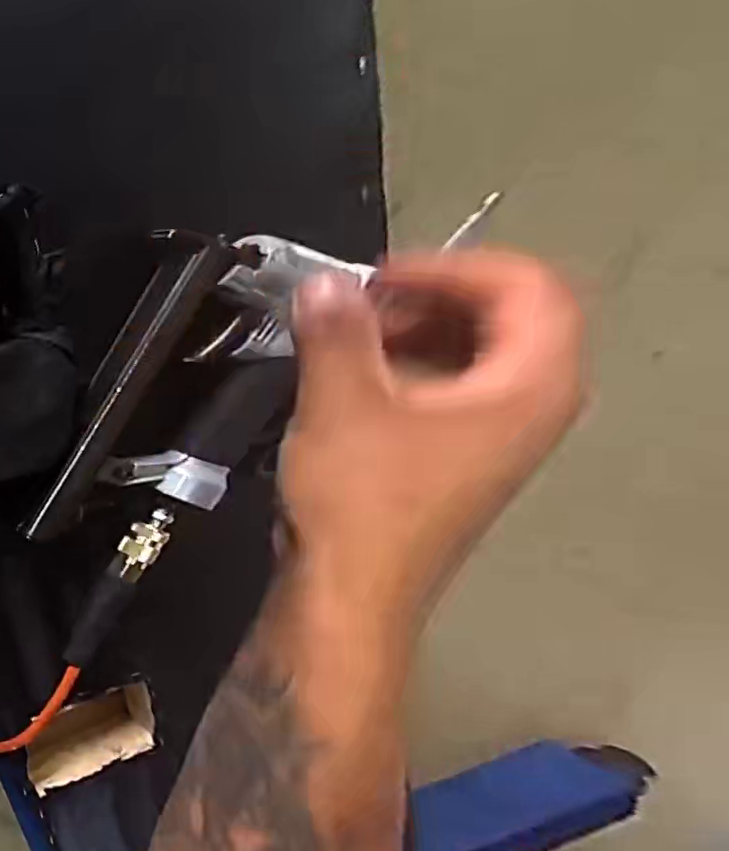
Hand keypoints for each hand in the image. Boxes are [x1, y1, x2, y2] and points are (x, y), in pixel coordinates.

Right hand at [279, 250, 584, 621]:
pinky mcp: (446, 460)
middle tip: (353, 304)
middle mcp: (527, 406)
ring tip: (339, 340)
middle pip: (503, 319)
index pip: (527, 287)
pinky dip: (396, 371)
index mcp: (528, 384)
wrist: (345, 584)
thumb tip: (322, 284)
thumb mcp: (340, 405)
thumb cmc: (359, 498)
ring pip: (467, 357)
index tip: (376, 273)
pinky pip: (439, 392)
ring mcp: (489, 437)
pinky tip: (341, 383)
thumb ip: (334, 335)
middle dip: (425, 299)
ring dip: (406, 334)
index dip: (452, 266)